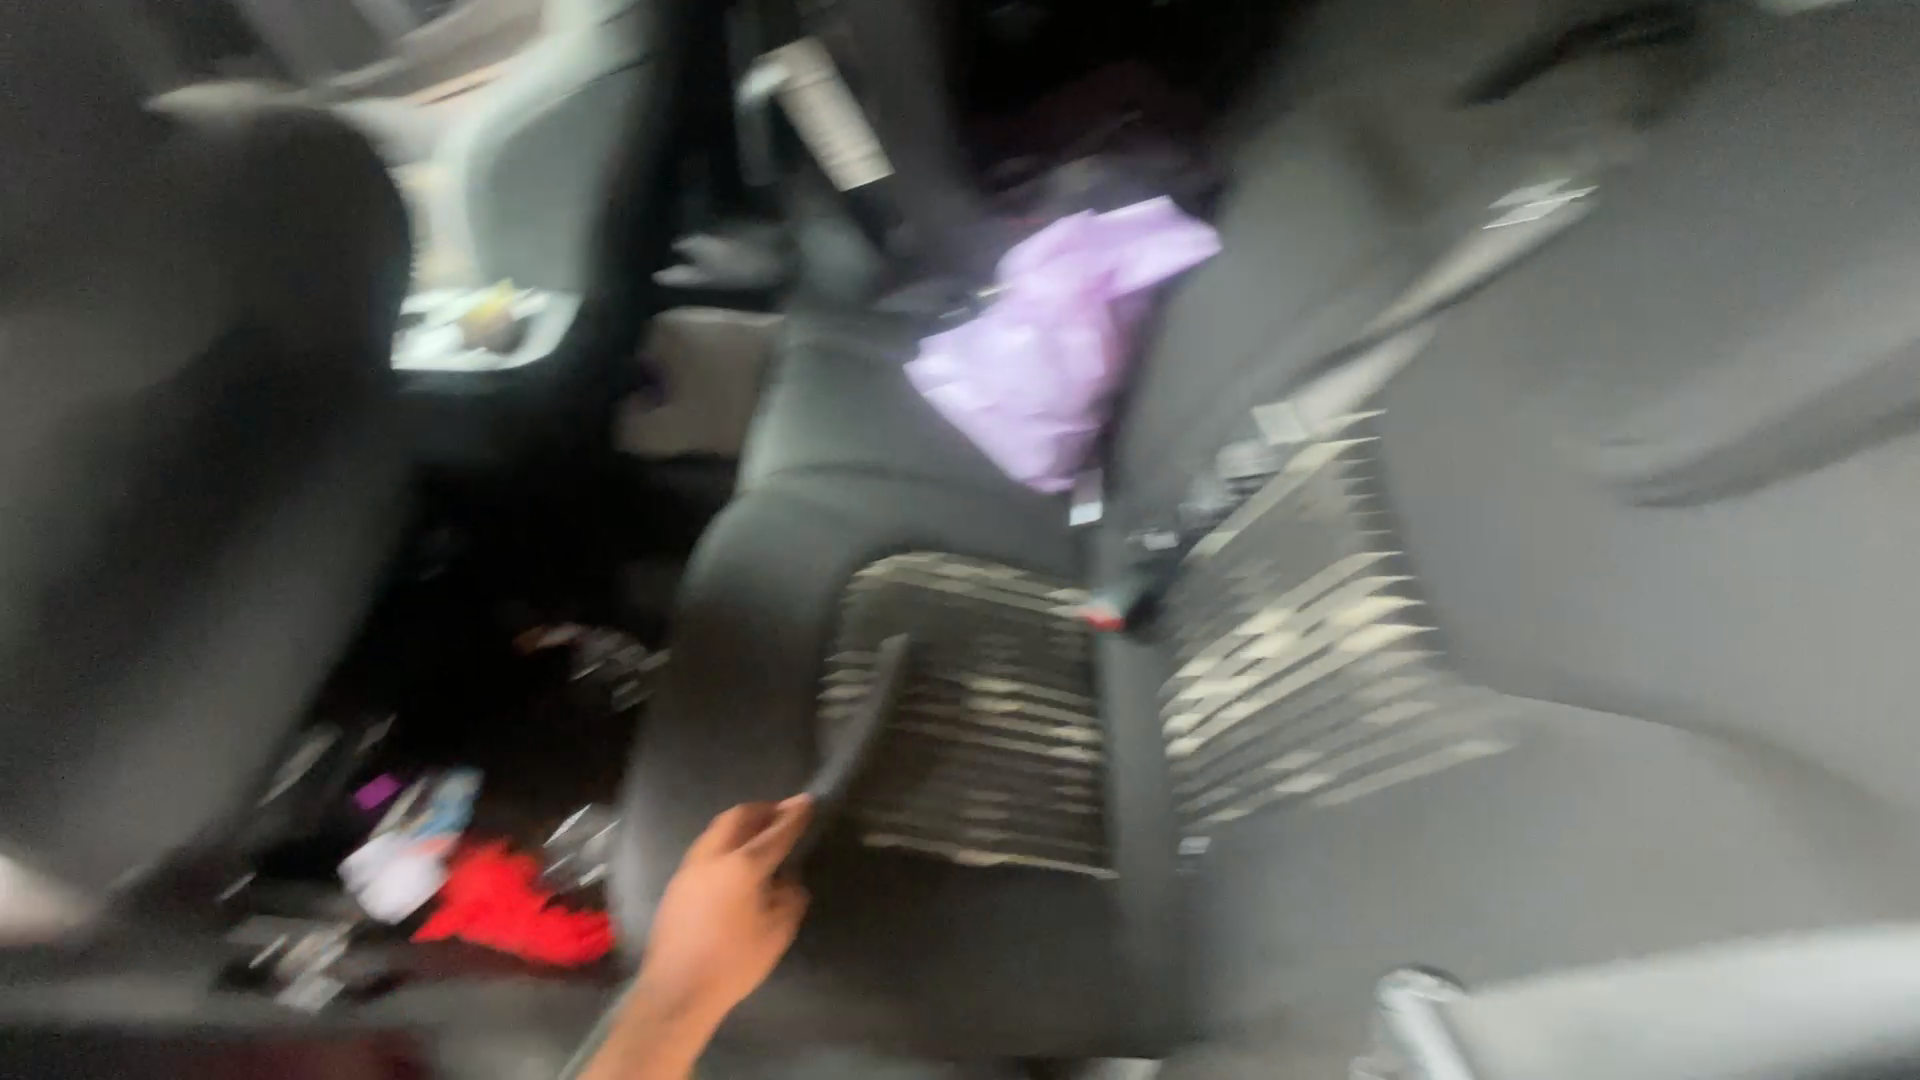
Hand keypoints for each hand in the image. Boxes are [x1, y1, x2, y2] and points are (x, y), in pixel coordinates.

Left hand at [636, 796, 813, 1023]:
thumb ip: (790, 896)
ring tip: (758, 833)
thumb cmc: (733, 963)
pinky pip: (706, 848)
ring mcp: (690, 868)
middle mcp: (714, 856)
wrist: (676, 993)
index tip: (808, 801)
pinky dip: (726, 842)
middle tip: (782, 813)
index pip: (776, 831)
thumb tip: (788, 878)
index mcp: (743, 866)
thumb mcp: (777, 931)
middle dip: (764, 810)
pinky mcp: (676, 884)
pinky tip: (734, 861)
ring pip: (718, 829)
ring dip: (741, 824)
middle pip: (739, 817)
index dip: (795, 815)